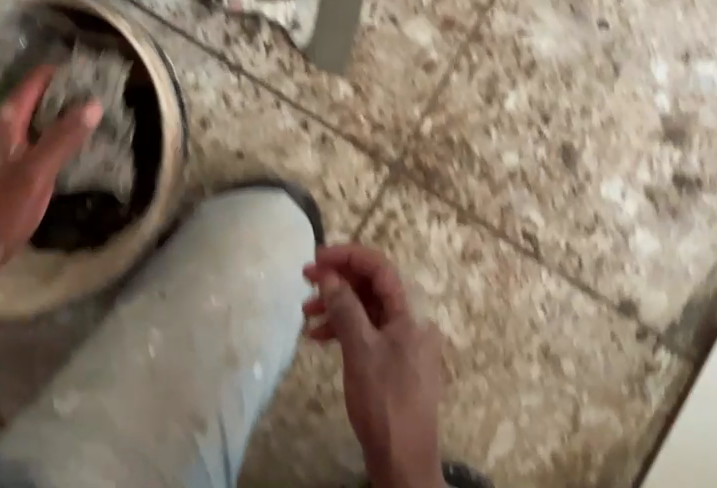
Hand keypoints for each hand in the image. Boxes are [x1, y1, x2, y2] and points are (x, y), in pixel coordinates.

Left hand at [0, 64, 100, 280]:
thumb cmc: (2, 209)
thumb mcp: (37, 171)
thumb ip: (64, 137)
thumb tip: (95, 103)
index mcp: (6, 119)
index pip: (38, 79)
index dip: (65, 72)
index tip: (97, 72)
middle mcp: (4, 126)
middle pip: (41, 96)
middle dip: (70, 93)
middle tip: (106, 93)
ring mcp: (7, 146)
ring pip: (41, 118)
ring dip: (66, 115)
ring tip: (101, 114)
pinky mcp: (12, 165)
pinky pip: (40, 138)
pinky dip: (60, 135)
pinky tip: (81, 144)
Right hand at [303, 245, 445, 487]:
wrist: (404, 460)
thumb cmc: (384, 401)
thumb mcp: (360, 350)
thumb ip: (345, 308)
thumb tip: (330, 276)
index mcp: (410, 313)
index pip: (380, 267)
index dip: (348, 256)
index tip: (317, 259)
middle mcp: (410, 321)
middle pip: (372, 286)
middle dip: (339, 280)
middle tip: (306, 280)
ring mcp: (402, 342)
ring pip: (366, 308)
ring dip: (337, 305)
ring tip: (306, 313)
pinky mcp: (393, 361)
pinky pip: (366, 330)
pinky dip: (343, 328)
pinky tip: (319, 337)